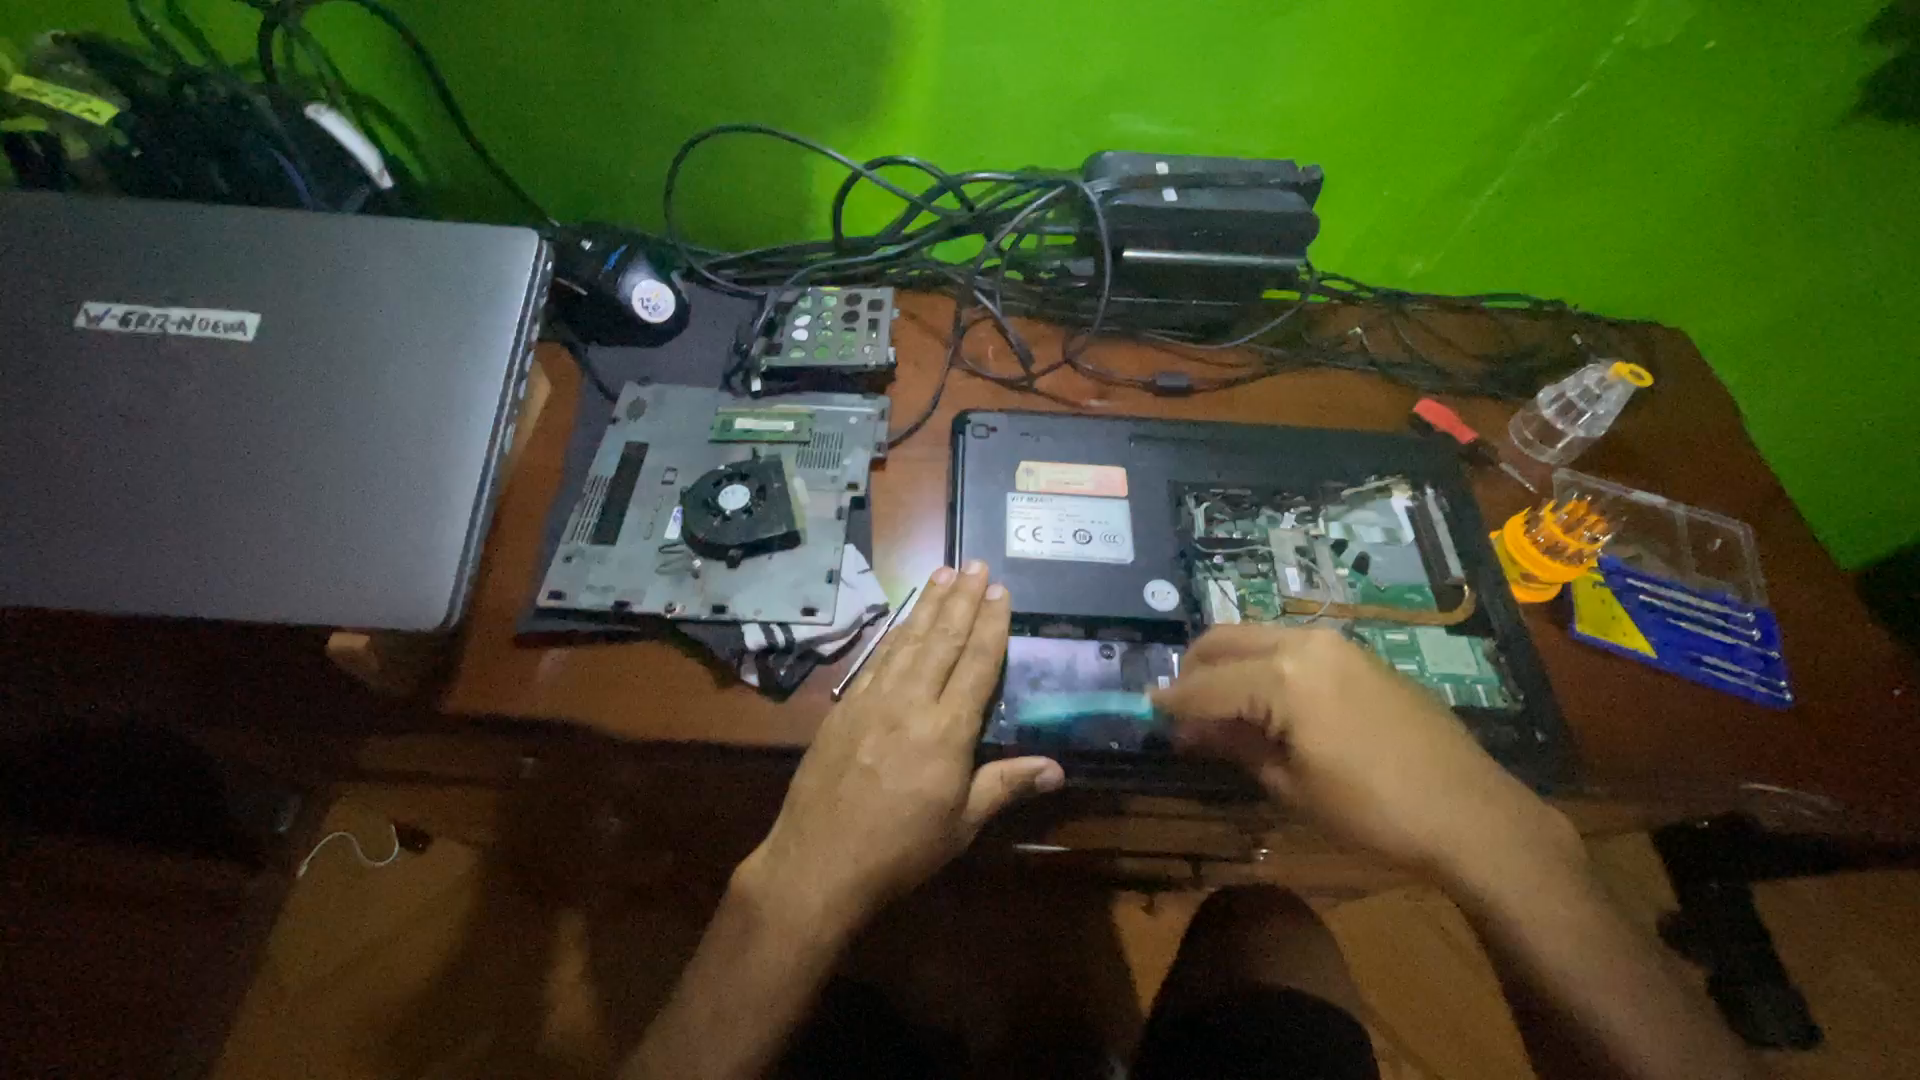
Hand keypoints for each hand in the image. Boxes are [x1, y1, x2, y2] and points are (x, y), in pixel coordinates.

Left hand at [740, 562, 1063, 932]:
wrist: (818, 862)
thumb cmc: (901, 850)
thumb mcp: (962, 825)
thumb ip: (1006, 785)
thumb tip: (1057, 768)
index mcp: (946, 732)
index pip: (976, 664)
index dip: (990, 625)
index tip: (1000, 591)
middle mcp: (910, 703)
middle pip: (941, 640)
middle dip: (962, 599)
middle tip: (975, 564)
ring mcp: (872, 700)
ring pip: (906, 641)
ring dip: (927, 605)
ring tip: (943, 573)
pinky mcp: (844, 707)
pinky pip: (876, 659)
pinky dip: (893, 632)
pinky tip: (902, 619)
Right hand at [1151, 625, 1579, 889]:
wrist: (1471, 813)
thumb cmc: (1373, 810)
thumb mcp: (1289, 784)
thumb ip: (1233, 744)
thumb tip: (1187, 729)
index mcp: (1282, 677)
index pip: (1205, 685)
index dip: (1171, 701)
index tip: (1146, 710)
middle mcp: (1303, 643)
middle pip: (1223, 640)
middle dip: (1193, 670)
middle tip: (1180, 707)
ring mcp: (1335, 643)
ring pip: (1256, 637)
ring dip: (1228, 663)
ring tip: (1220, 706)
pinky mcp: (1358, 653)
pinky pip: (1290, 646)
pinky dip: (1263, 664)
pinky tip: (1265, 700)